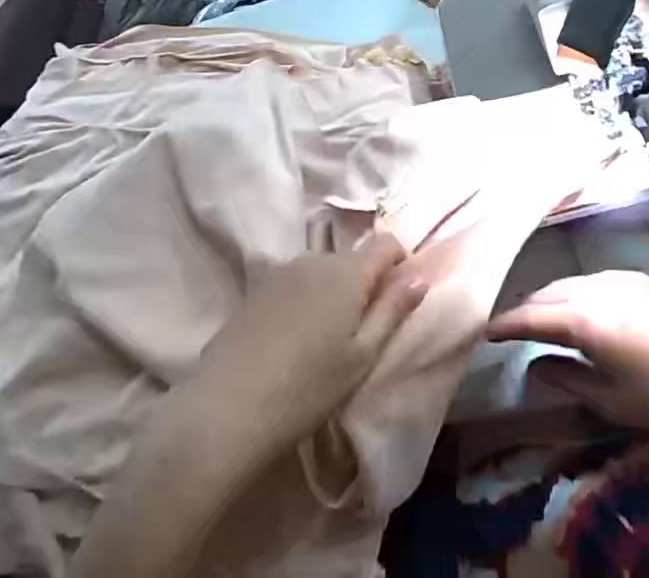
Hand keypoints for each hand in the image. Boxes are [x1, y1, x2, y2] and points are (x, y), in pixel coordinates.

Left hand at [170, 233, 428, 457]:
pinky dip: (305, 300)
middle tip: (362, 329)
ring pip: (321, 270)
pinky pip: (294, 283)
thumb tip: (419, 275)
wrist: (229, 406)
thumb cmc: (309, 386)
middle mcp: (313, 260)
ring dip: (333, 291)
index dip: (400, 260)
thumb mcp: (363, 356)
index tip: (399, 294)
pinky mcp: (256, 289)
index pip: (385, 243)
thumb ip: (393, 309)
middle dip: (364, 282)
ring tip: (326, 337)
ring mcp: (280, 272)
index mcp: (346, 272)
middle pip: (351, 258)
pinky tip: (294, 339)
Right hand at [487, 271, 648, 441]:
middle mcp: (594, 288)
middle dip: (524, 310)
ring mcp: (618, 278)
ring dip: (548, 300)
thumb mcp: (613, 400)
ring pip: (567, 283)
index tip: (483, 332)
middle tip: (509, 331)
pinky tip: (578, 314)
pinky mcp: (638, 280)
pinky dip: (572, 295)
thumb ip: (566, 378)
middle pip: (545, 293)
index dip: (503, 325)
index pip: (528, 316)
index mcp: (583, 317)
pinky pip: (589, 282)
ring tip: (540, 323)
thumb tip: (533, 367)